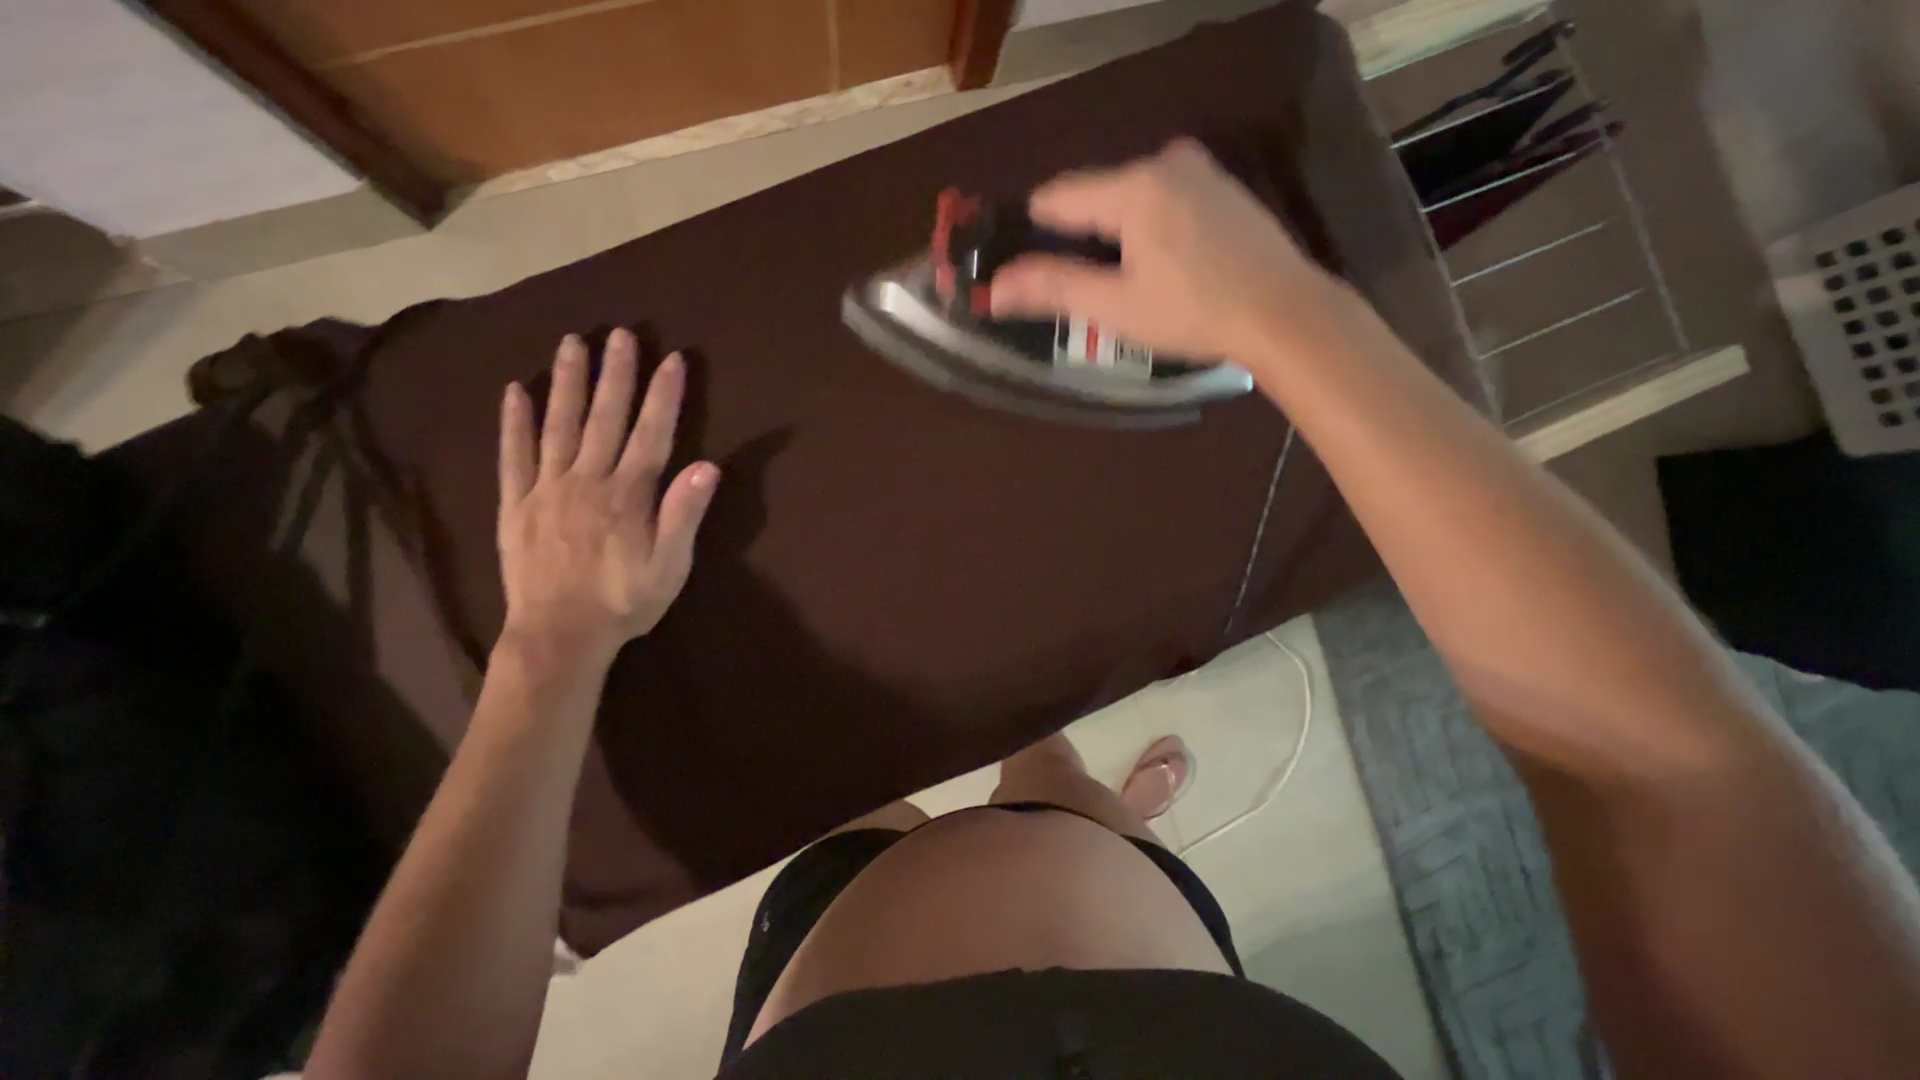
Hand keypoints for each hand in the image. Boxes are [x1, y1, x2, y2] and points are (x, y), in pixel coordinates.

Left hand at [497, 329, 718, 667]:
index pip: (652, 433)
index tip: (672, 358)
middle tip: (620, 333)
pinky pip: (514, 456)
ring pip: (559, 425)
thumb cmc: (624, 602)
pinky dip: (514, 423)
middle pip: (605, 417)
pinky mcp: (517, 504)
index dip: (664, 395)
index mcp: (629, 494)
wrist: (559, 636)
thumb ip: (684, 514)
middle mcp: (588, 479)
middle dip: (616, 374)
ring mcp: (548, 488)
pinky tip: (515, 392)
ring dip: (567, 382)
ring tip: (571, 343)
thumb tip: (707, 465)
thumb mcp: (669, 566)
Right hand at [989, 139, 1353, 370]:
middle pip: (1094, 198)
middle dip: (1082, 240)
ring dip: (1117, 237)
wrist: (1287, 314)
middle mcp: (1163, 162)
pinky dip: (1151, 230)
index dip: (1033, 236)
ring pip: (1129, 200)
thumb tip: (995, 287)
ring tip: (1131, 287)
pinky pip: (1164, 201)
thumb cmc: (1195, 313)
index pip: (1055, 198)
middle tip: (1089, 293)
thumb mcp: (1117, 307)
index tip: (1031, 273)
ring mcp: (1198, 170)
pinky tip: (1168, 270)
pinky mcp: (1222, 186)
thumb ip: (1053, 287)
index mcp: (1132, 187)